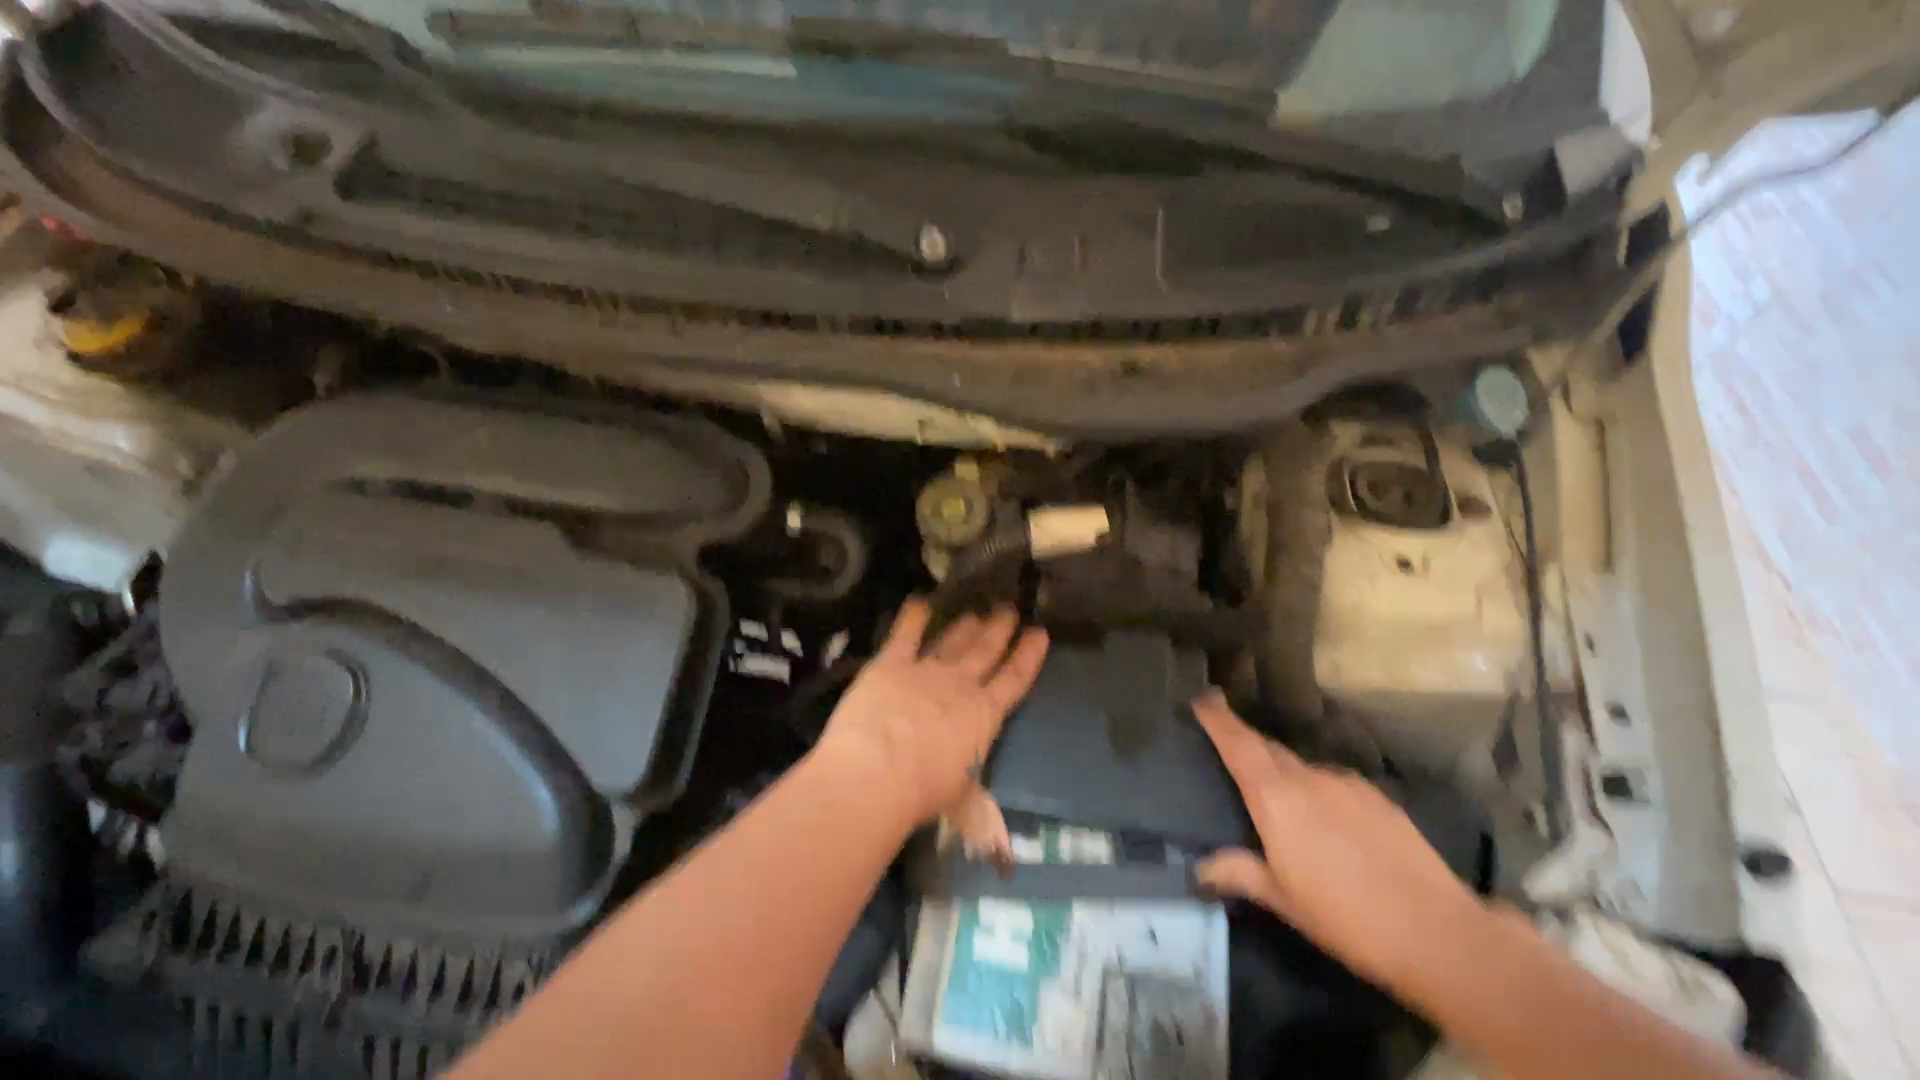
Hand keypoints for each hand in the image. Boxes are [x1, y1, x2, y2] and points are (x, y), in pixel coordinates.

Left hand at [813, 600, 1048, 825]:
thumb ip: (978, 808)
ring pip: (953, 640)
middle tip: (1008, 609)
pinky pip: (905, 634)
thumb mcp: (962, 801)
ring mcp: (926, 670)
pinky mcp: (891, 663)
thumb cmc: (925, 793)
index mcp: (985, 717)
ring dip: (966, 625)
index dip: (1029, 656)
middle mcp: (962, 686)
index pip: (1015, 680)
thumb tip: (999, 844)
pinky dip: (914, 617)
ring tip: (976, 611)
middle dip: (1000, 629)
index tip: (1040, 633)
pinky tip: (920, 602)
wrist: (877, 772)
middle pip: (986, 651)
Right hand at [1192, 690, 1485, 989]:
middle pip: (1269, 750)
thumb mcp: (1282, 900)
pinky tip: (1329, 827)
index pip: (1239, 745)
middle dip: (1247, 746)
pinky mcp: (1380, 799)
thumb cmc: (1345, 917)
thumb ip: (1240, 873)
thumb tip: (1202, 867)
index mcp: (1277, 798)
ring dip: (1286, 778)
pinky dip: (1319, 795)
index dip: (1219, 719)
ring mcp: (1349, 785)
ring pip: (1304, 770)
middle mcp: (1310, 779)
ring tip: (1283, 807)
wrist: (1435, 930)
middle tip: (1229, 751)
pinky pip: (1335, 786)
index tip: (1203, 697)